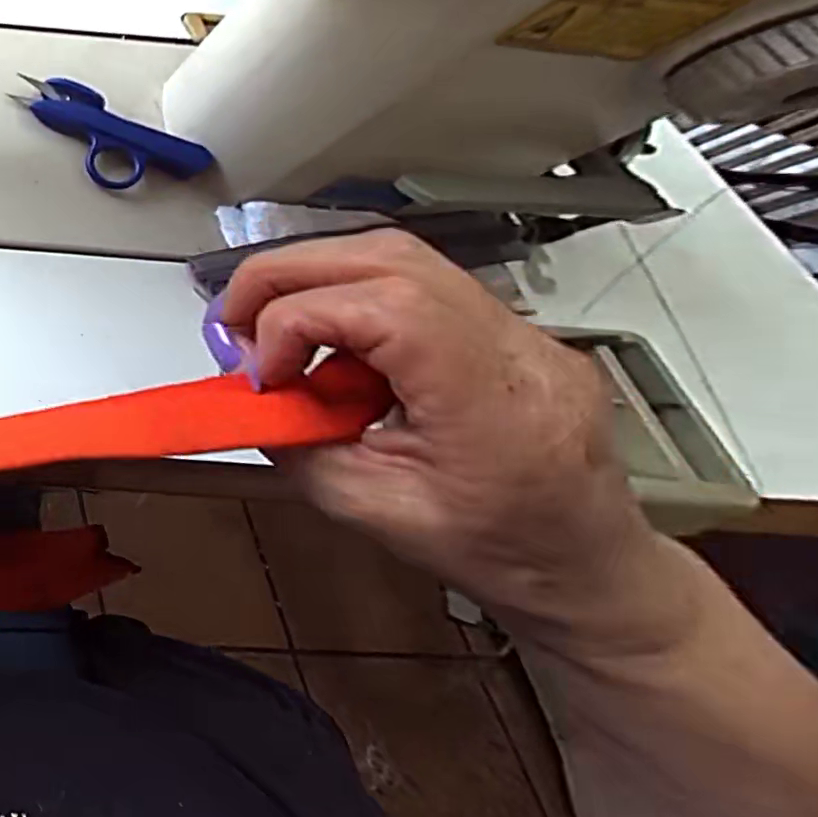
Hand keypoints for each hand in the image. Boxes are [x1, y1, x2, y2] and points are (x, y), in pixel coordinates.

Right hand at [212, 230, 682, 654]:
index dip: (295, 322)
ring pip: (392, 253)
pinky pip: (405, 278)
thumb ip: (292, 440)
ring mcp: (516, 326)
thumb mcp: (361, 506)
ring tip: (266, 324)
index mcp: (495, 403)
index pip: (384, 307)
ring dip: (307, 276)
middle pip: (383, 256)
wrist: (585, 563)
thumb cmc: (489, 547)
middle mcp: (516, 345)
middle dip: (282, 275)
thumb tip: (244, 390)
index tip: (262, 372)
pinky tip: (321, 339)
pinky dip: (338, 294)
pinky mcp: (498, 323)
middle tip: (232, 320)